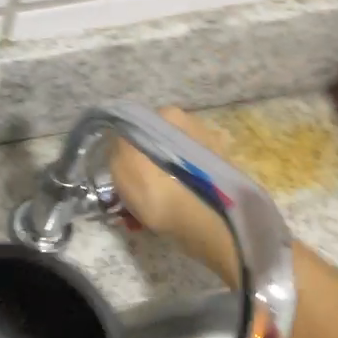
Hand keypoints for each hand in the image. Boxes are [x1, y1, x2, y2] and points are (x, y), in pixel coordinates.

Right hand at [108, 106, 240, 283]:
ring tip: (145, 213)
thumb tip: (121, 143)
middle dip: (142, 171)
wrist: (205, 222)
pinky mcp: (220, 176)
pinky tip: (166, 215)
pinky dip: (174, 196)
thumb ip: (117, 145)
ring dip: (156, 187)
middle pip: (155, 149)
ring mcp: (210, 150)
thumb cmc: (158, 188)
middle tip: (129, 197)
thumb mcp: (122, 163)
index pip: (137, 128)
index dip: (124, 152)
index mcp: (169, 116)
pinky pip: (186, 183)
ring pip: (170, 168)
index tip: (118, 174)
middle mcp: (194, 126)